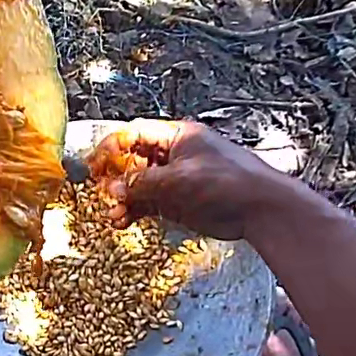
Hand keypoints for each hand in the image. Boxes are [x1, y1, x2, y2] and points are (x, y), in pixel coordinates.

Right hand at [87, 119, 299, 239]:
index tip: (95, 163)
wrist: (259, 209)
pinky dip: (133, 212)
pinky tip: (122, 222)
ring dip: (121, 199)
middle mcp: (172, 156)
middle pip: (132, 160)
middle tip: (98, 190)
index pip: (136, 133)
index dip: (113, 146)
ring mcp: (174, 180)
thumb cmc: (226, 182)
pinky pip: (147, 204)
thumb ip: (144, 183)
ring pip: (137, 186)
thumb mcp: (181, 178)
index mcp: (177, 137)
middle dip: (114, 176)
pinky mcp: (176, 203)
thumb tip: (111, 188)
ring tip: (112, 213)